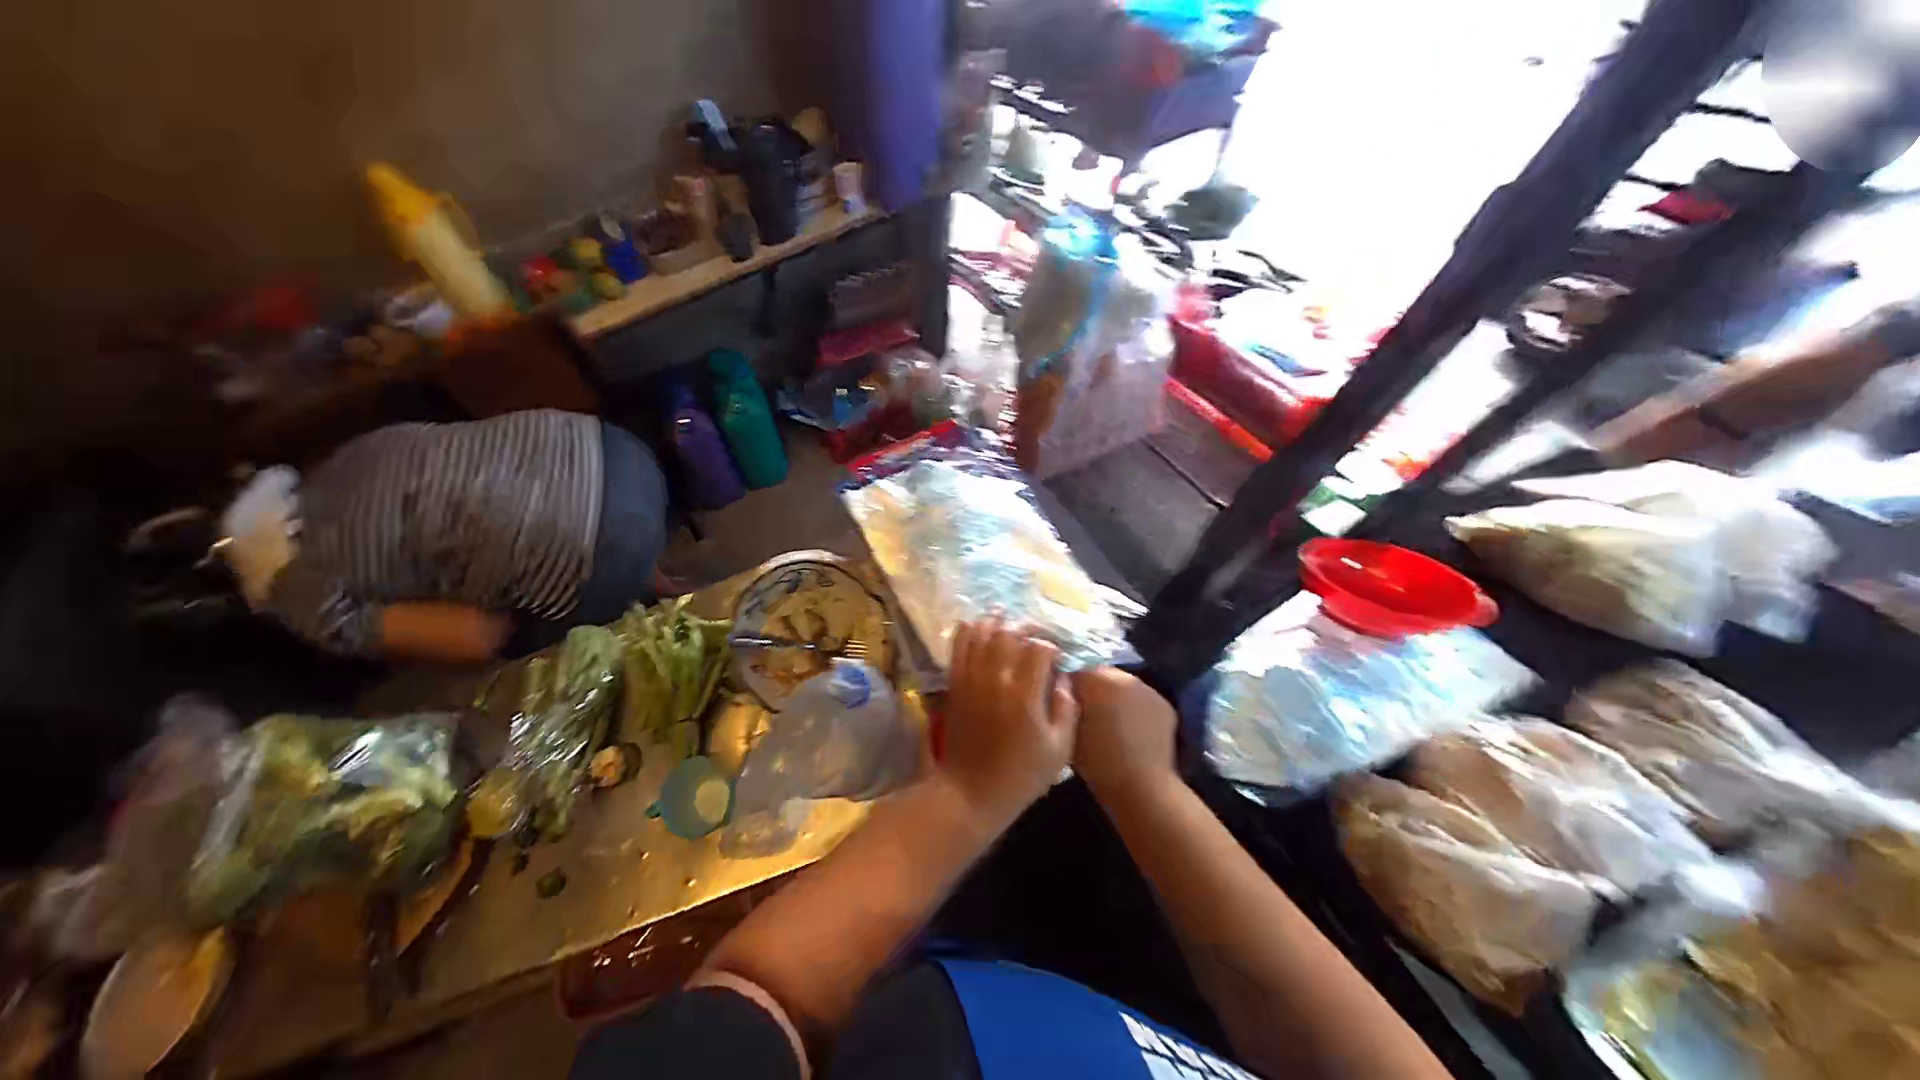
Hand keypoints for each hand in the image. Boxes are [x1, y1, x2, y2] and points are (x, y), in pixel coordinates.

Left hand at [940, 620, 1077, 827]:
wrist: (971, 792)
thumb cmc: (1021, 775)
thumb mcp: (1059, 748)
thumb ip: (1066, 708)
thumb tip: (1063, 679)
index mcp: (1025, 694)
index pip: (1039, 649)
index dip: (1051, 646)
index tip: (1057, 656)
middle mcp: (996, 678)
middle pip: (1010, 634)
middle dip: (1025, 628)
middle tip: (1035, 636)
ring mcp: (971, 678)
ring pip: (982, 634)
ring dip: (996, 623)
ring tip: (1007, 621)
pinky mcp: (955, 684)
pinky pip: (959, 647)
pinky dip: (968, 631)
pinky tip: (978, 625)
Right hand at [1070, 667, 1177, 801]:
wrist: (1143, 789)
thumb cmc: (1098, 763)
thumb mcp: (1069, 732)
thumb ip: (1065, 706)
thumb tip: (1065, 694)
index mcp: (1098, 681)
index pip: (1075, 670)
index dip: (1069, 686)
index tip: (1065, 705)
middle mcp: (1125, 677)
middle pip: (1101, 675)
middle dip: (1093, 690)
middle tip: (1087, 716)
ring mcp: (1148, 690)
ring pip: (1123, 686)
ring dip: (1115, 698)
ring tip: (1110, 725)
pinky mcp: (1165, 705)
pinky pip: (1141, 700)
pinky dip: (1135, 709)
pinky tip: (1131, 732)